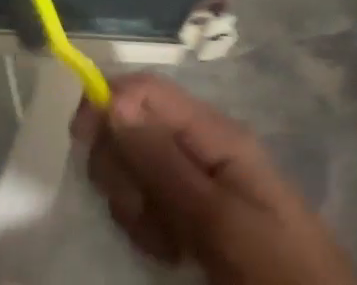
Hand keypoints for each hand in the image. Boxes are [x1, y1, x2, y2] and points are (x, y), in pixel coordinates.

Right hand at [71, 73, 356, 284]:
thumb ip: (162, 159)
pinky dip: (143, 225)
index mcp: (215, 133)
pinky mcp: (190, 213)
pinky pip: (144, 202)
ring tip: (164, 242)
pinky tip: (167, 251)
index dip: (105, 103)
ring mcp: (195, 181)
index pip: (143, 89)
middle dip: (118, 166)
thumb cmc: (274, 269)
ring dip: (131, 203)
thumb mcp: (218, 219)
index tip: (81, 142)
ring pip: (130, 167)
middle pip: (128, 126)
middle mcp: (200, 147)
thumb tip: (111, 97)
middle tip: (141, 210)